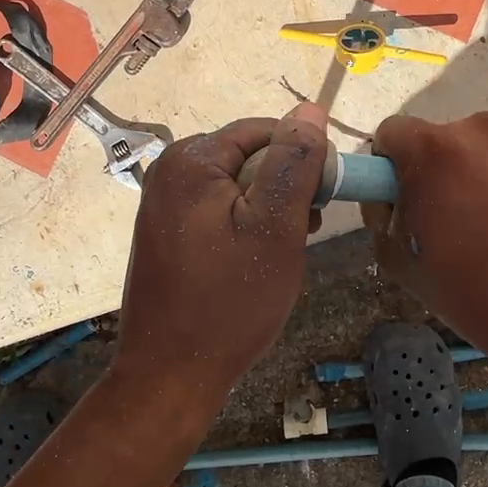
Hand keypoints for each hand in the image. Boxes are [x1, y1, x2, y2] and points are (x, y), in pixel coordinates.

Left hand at [111, 103, 328, 408]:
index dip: (301, 159)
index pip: (264, 131)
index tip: (323, 201)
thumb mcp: (275, 227)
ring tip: (283, 252)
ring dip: (270, 211)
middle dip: (284, 189)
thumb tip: (310, 110)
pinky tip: (258, 261)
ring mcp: (164, 204)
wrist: (170, 376)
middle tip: (304, 234)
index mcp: (191, 159)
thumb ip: (294, 162)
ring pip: (239, 187)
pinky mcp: (168, 234)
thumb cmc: (229, 300)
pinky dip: (246, 228)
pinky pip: (220, 211)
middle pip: (250, 157)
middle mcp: (170, 172)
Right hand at [363, 113, 487, 372]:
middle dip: (443, 169)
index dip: (393, 161)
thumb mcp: (395, 258)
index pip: (394, 132)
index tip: (405, 189)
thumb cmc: (466, 290)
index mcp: (429, 150)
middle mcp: (476, 127)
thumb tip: (391, 191)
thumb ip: (383, 210)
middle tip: (456, 214)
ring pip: (486, 144)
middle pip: (444, 138)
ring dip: (483, 168)